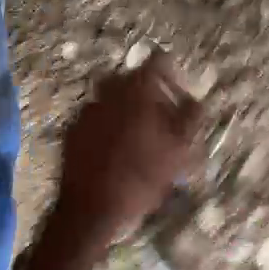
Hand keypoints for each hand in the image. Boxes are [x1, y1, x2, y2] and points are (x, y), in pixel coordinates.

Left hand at [53, 55, 201, 246]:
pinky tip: (115, 148)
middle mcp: (108, 89)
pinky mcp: (72, 128)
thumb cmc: (141, 177)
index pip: (157, 62)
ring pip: (112, 97)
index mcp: (136, 89)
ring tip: (140, 135)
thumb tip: (196, 100)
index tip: (179, 88)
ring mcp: (87, 107)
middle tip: (162, 115)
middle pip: (133, 79)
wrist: (91, 207)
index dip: (171, 72)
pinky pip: (95, 117)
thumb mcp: (178, 151)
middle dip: (149, 92)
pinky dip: (107, 124)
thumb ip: (190, 119)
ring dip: (127, 108)